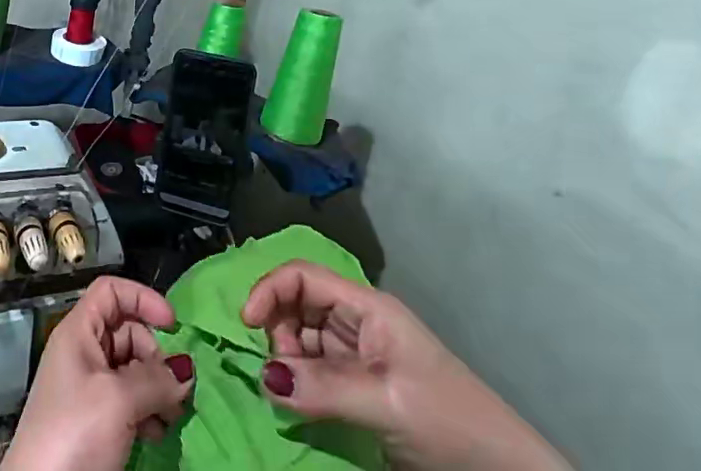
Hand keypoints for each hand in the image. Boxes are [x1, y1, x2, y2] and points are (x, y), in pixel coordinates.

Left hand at [1, 276, 193, 470]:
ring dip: (157, 389)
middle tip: (172, 394)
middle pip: (128, 331)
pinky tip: (153, 435)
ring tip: (166, 420)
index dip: (142, 298)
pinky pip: (132, 399)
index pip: (110, 292)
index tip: (174, 325)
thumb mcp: (117, 399)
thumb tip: (184, 371)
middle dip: (156, 357)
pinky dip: (148, 412)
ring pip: (134, 368)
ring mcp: (90, 385)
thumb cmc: (75, 431)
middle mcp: (83, 350)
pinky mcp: (98, 417)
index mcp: (79, 331)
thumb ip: (154, 378)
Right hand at [241, 261, 569, 470]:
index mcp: (367, 307)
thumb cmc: (453, 424)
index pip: (300, 275)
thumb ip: (321, 387)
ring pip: (298, 338)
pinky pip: (311, 368)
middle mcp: (357, 321)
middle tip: (279, 371)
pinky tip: (300, 401)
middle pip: (293, 304)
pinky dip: (297, 380)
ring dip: (286, 360)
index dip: (267, 290)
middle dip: (276, 333)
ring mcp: (357, 352)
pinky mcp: (356, 382)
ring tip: (295, 394)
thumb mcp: (385, 403)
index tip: (246, 323)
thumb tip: (262, 377)